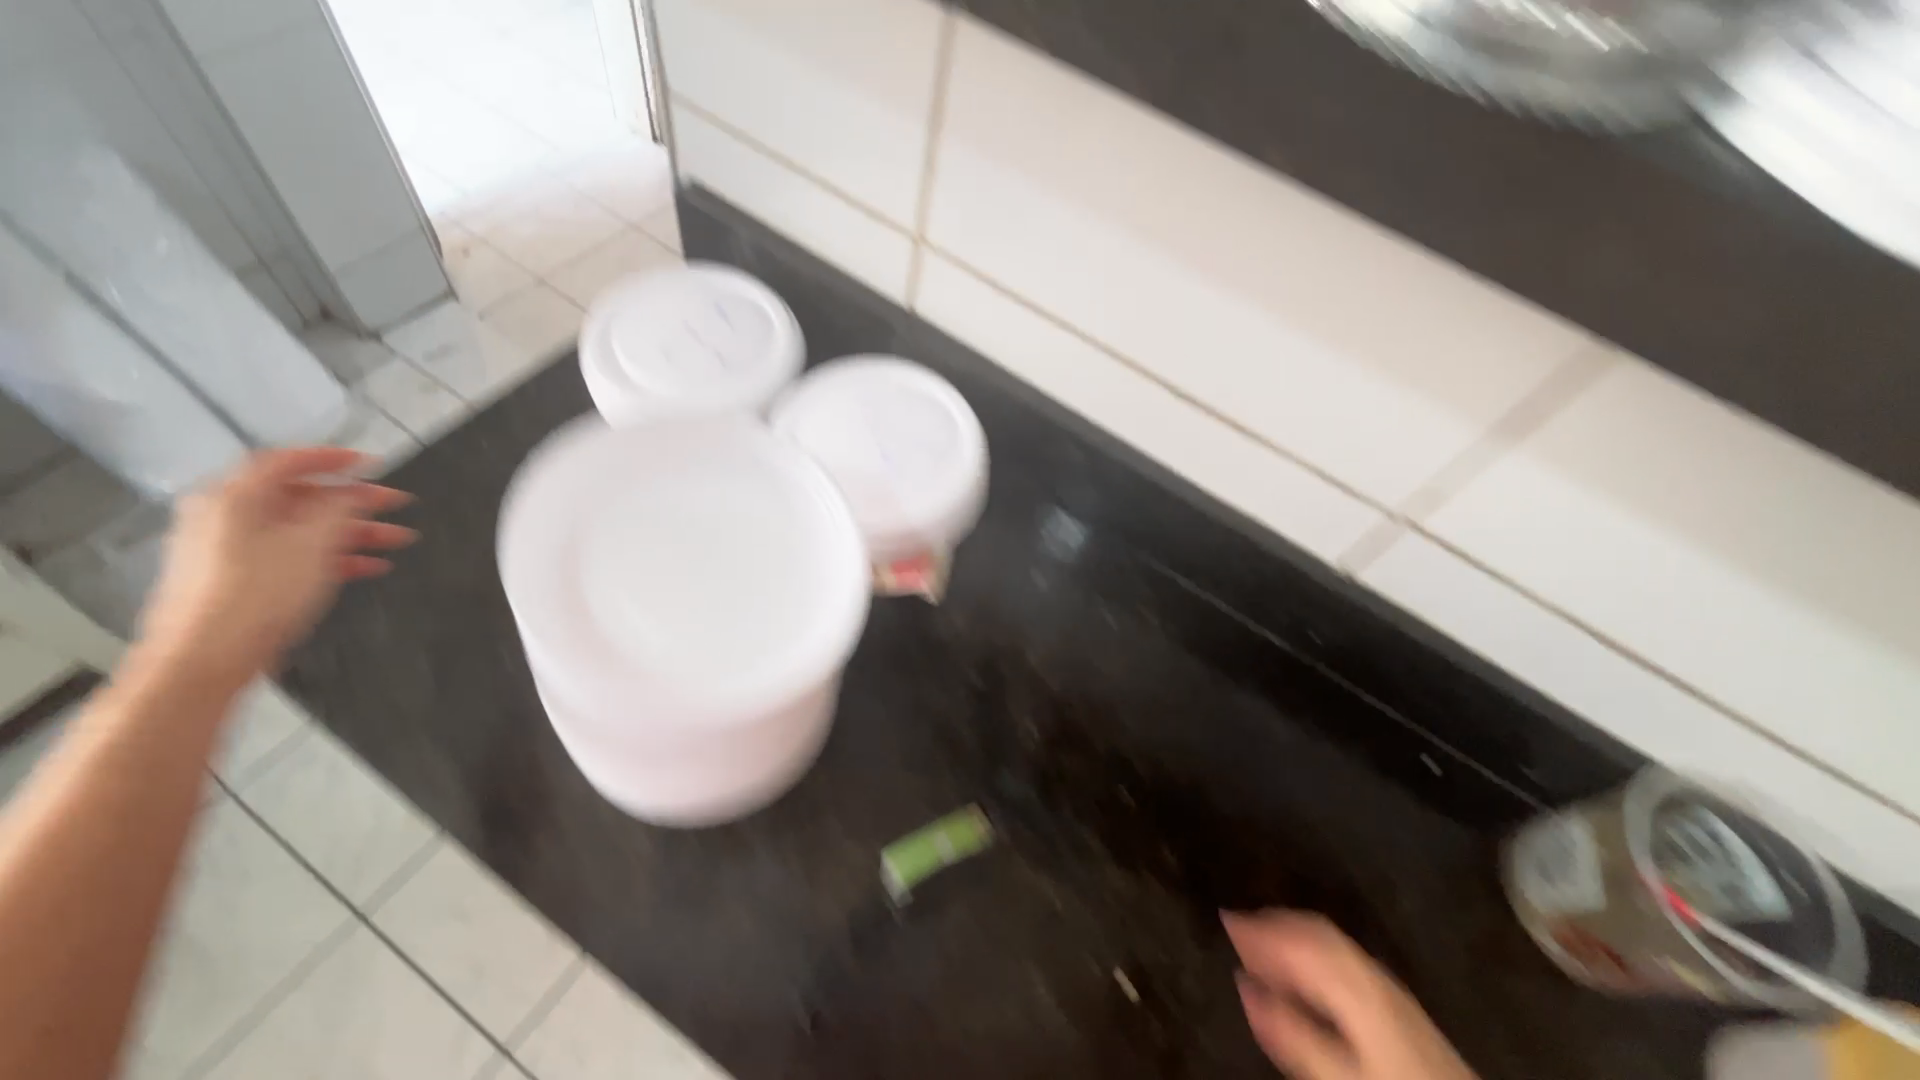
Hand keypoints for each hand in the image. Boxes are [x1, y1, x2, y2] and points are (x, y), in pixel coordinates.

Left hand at [136, 448, 415, 687]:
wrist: (204, 659)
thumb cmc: (259, 593)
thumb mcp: (311, 544)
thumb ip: (340, 508)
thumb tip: (355, 490)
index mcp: (234, 497)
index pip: (286, 461)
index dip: (332, 459)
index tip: (373, 464)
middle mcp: (225, 516)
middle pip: (298, 498)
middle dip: (353, 503)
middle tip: (396, 506)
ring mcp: (228, 549)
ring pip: (299, 529)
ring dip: (350, 532)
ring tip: (396, 541)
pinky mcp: (236, 580)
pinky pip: (290, 555)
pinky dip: (328, 556)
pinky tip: (367, 567)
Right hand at [1224, 910, 1476, 1079]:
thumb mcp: (1335, 1070)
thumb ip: (1290, 1031)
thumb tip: (1244, 985)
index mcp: (1351, 982)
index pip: (1297, 938)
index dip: (1259, 926)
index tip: (1225, 919)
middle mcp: (1368, 971)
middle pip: (1315, 931)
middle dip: (1274, 924)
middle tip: (1237, 926)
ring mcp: (1385, 983)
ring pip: (1331, 941)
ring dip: (1293, 935)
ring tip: (1262, 945)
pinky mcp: (1393, 999)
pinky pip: (1343, 956)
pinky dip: (1314, 950)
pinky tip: (1303, 971)